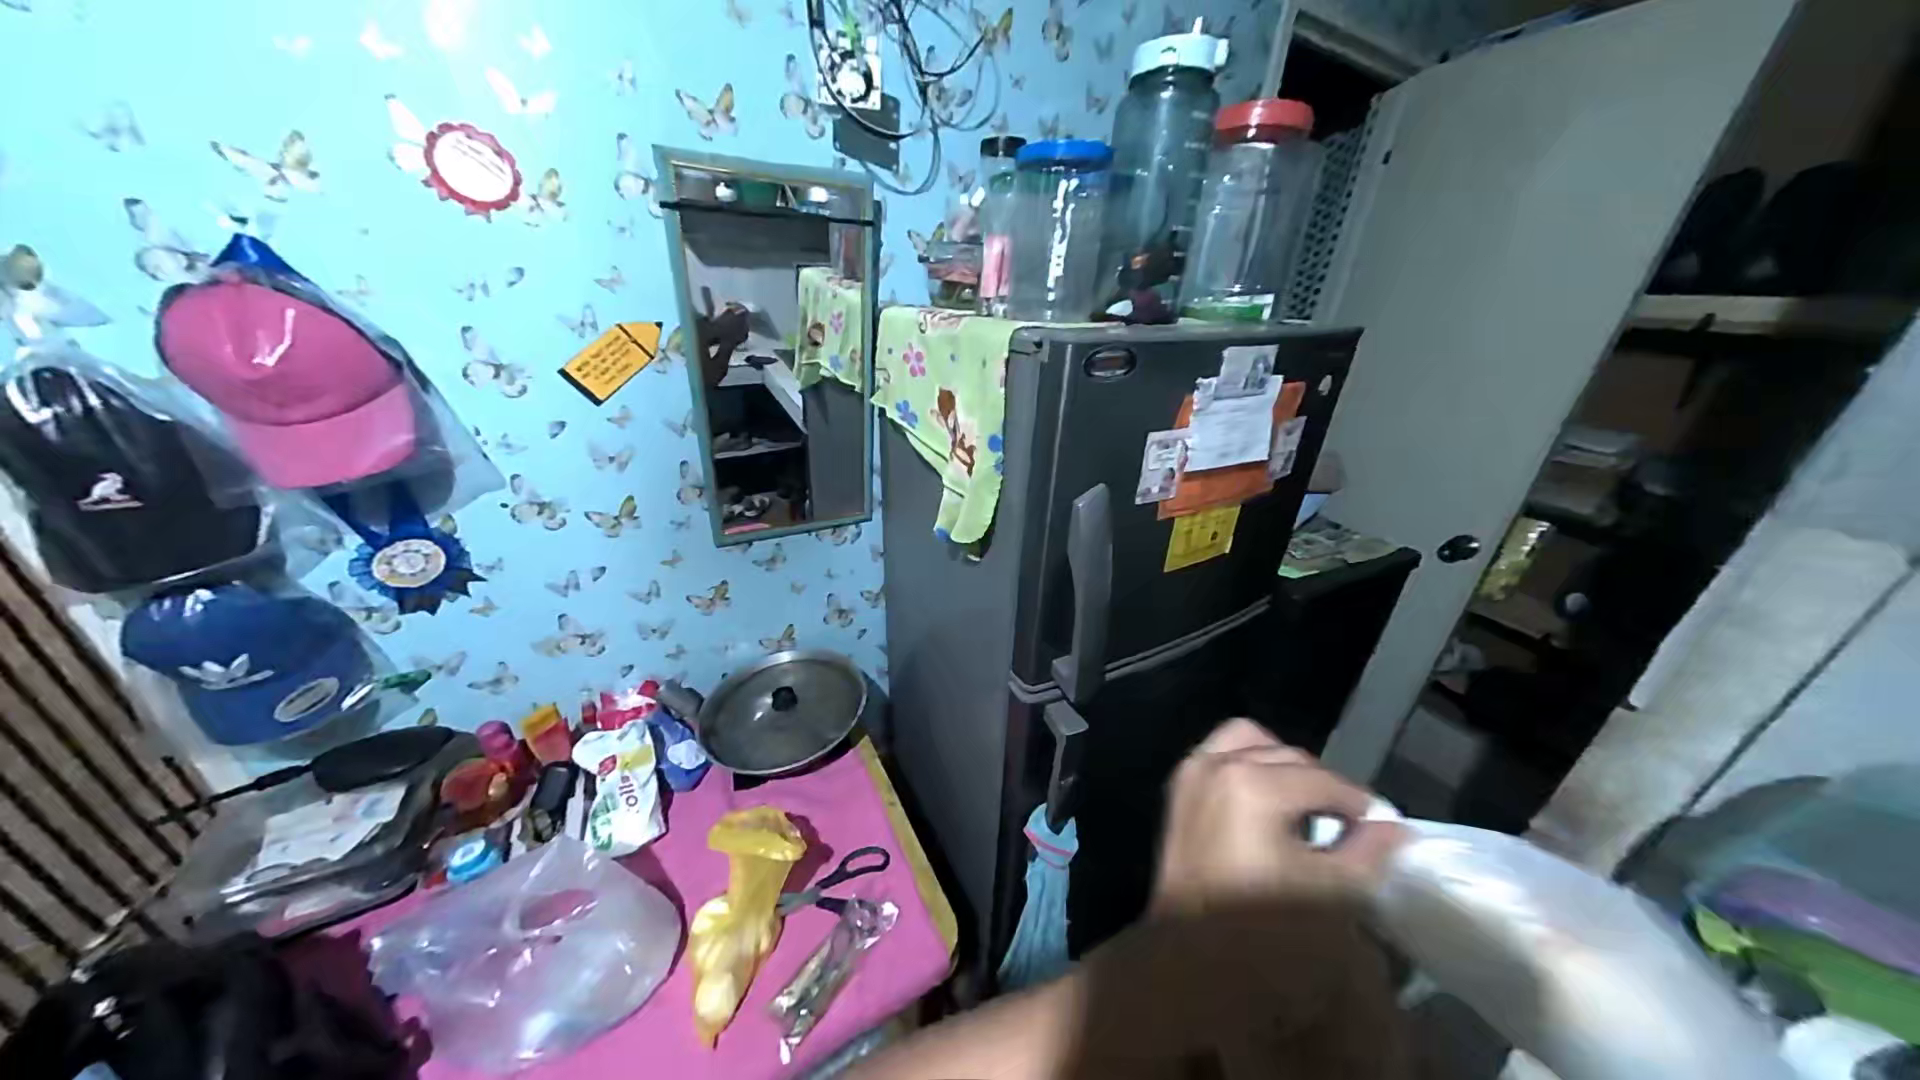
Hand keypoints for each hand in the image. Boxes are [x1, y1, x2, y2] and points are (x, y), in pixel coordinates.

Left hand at [1152, 718, 1401, 913]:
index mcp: (1253, 784)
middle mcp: (1218, 764)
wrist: (1188, 957)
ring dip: (1283, 766)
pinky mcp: (1178, 788)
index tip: (1385, 830)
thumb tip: (1394, 827)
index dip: (1363, 806)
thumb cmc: (1261, 930)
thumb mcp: (1329, 894)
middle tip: (1349, 826)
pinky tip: (1267, 802)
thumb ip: (1367, 853)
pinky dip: (1247, 763)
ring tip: (1306, 808)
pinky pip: (1219, 753)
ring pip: (1250, 742)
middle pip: (1289, 756)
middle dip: (1325, 786)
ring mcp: (1192, 772)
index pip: (1326, 781)